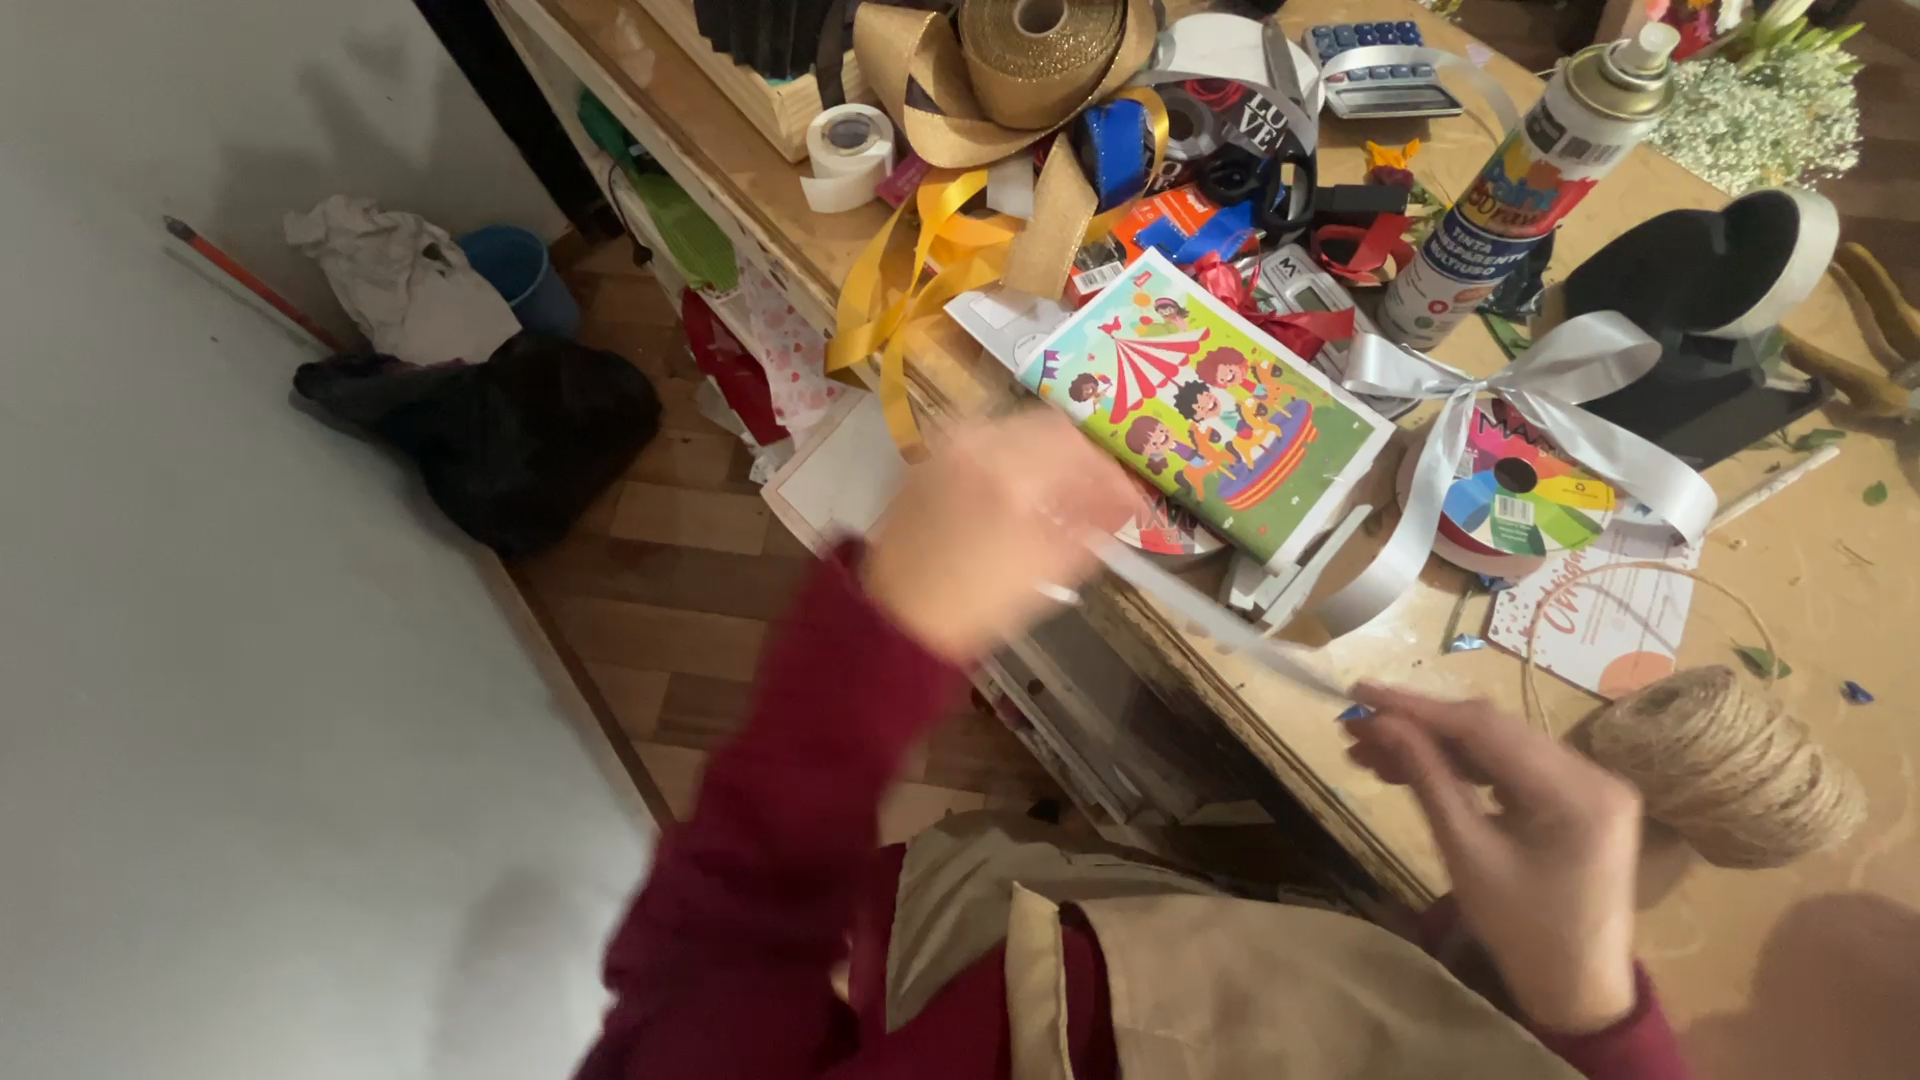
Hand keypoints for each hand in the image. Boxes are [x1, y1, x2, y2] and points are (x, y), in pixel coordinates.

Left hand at [862, 409, 1133, 663]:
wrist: (897, 613)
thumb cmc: (972, 604)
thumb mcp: (1044, 572)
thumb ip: (1092, 530)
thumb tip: (1124, 505)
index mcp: (1011, 475)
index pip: (1080, 449)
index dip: (1113, 474)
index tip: (1130, 497)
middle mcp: (978, 446)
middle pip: (1052, 428)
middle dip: (1083, 459)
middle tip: (1101, 492)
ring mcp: (949, 446)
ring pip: (1018, 429)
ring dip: (1050, 454)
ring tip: (1064, 492)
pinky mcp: (931, 456)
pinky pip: (986, 440)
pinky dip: (1015, 457)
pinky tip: (1024, 488)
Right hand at [1345, 684, 1641, 1033]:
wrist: (1577, 987)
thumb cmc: (1520, 927)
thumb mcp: (1464, 848)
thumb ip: (1424, 774)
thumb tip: (1377, 722)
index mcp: (1577, 792)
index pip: (1482, 726)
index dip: (1414, 706)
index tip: (1357, 693)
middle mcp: (1591, 774)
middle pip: (1487, 728)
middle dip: (1415, 725)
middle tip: (1354, 728)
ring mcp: (1584, 782)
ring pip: (1490, 742)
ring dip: (1428, 743)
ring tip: (1368, 752)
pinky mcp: (1569, 795)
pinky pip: (1502, 763)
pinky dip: (1453, 762)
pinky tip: (1407, 765)